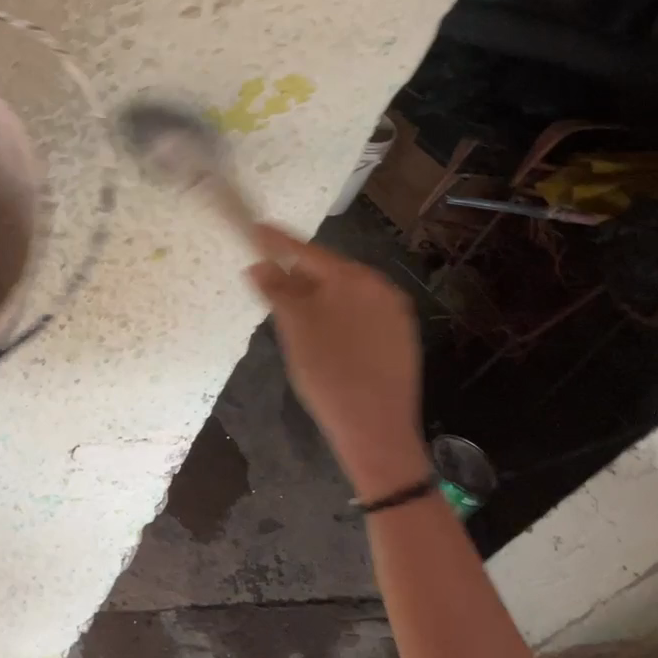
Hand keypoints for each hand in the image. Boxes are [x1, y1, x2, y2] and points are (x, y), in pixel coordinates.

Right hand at [245, 223, 428, 498]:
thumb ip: (275, 288)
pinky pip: (360, 314)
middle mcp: (380, 288)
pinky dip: (337, 315)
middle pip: (327, 271)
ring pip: (344, 294)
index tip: (256, 228)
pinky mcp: (401, 338)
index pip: (306, 251)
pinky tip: (324, 337)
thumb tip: (259, 264)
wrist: (376, 429)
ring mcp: (395, 314)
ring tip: (293, 315)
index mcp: (353, 279)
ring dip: (317, 297)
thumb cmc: (328, 372)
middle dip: (298, 275)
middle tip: (269, 281)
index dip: (276, 241)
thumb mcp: (293, 327)